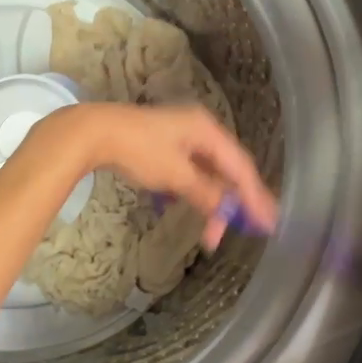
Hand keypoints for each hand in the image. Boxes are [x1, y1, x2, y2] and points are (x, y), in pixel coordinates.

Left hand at [32, 103, 277, 249]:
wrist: (93, 133)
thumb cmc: (138, 150)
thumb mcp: (176, 175)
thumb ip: (206, 193)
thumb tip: (229, 210)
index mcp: (207, 130)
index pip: (241, 167)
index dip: (255, 196)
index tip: (268, 222)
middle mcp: (199, 129)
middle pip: (226, 170)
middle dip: (233, 203)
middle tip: (240, 232)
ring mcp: (180, 136)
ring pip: (207, 173)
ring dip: (210, 202)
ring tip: (211, 232)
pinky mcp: (163, 145)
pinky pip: (188, 172)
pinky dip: (193, 192)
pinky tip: (190, 208)